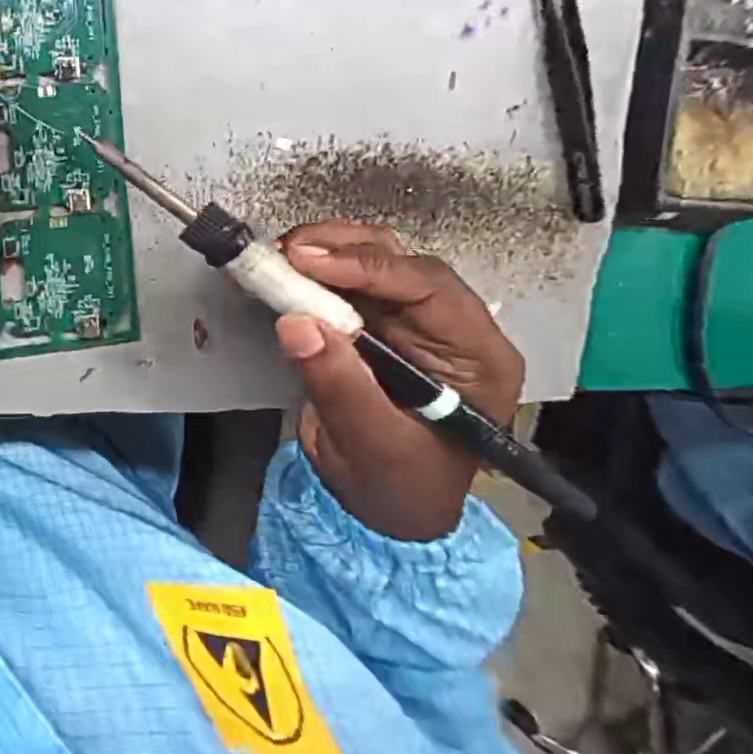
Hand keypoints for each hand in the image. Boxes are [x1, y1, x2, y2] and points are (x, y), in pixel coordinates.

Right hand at [273, 220, 524, 540]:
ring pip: (372, 260)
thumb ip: (338, 384)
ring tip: (278, 255)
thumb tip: (295, 323)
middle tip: (284, 251)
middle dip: (341, 248)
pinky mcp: (369, 325)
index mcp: (474, 354)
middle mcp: (446, 327)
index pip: (427, 288)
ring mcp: (406, 323)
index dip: (366, 267)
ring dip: (325, 249)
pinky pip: (341, 283)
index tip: (305, 260)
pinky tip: (281, 269)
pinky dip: (309, 269)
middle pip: (401, 262)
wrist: (383, 506)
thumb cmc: (396, 483)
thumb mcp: (371, 441)